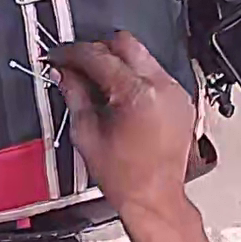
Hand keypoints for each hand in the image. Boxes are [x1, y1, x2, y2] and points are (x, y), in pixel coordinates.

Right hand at [48, 32, 212, 241]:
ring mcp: (175, 93)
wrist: (155, 198)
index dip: (72, 53)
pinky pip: (155, 75)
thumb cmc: (125, 178)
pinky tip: (119, 97)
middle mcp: (162, 88)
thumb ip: (75, 95)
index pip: (98, 55)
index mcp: (137, 94)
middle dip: (96, 49)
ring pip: (142, 56)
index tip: (59, 56)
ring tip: (97, 85)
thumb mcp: (87, 134)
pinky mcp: (181, 101)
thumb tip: (66, 74)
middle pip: (125, 43)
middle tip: (76, 65)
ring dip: (117, 63)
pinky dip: (135, 78)